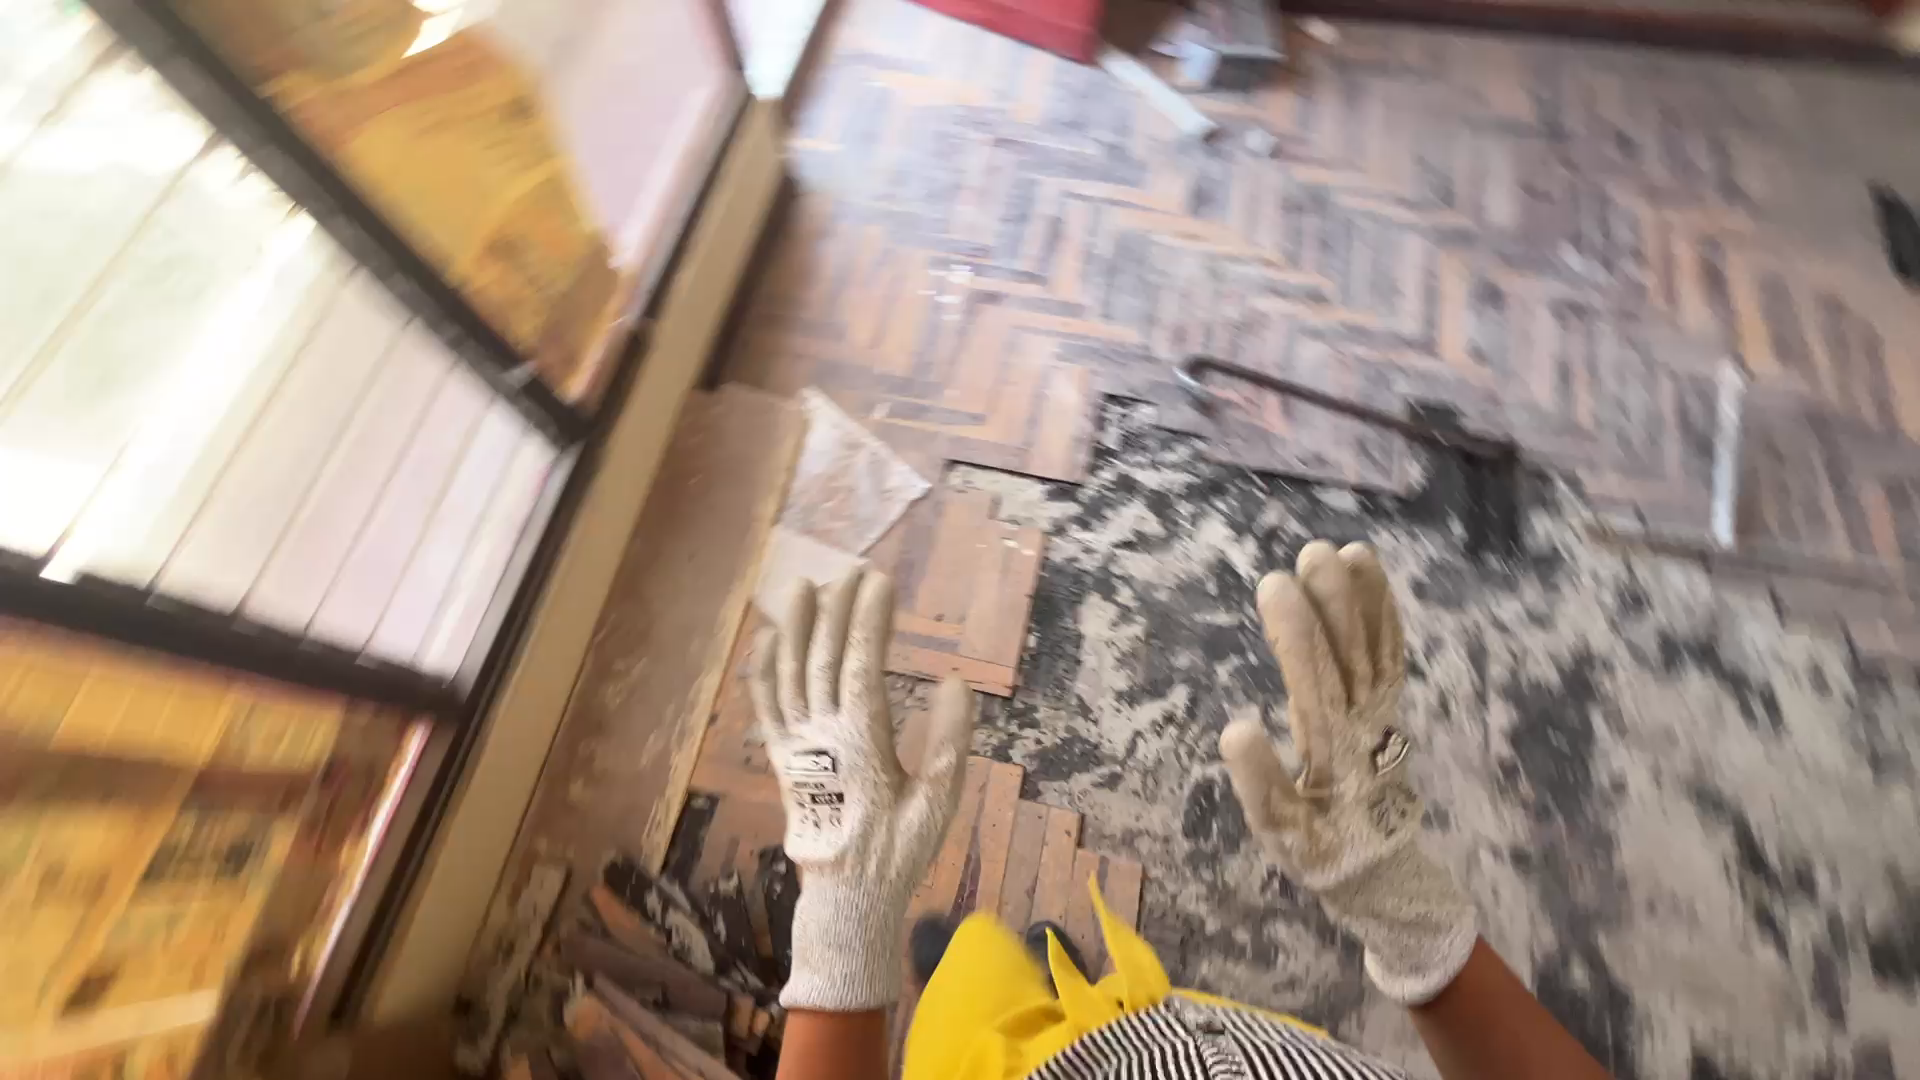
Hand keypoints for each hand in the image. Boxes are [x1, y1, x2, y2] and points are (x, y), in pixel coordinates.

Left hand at [749, 569, 976, 1011]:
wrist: (846, 895)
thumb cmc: (898, 848)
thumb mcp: (938, 802)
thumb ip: (948, 742)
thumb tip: (954, 682)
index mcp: (862, 743)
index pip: (860, 666)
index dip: (868, 621)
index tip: (879, 583)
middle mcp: (822, 736)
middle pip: (822, 659)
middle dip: (836, 610)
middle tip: (851, 571)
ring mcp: (795, 745)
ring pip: (788, 674)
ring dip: (795, 627)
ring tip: (804, 586)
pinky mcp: (780, 757)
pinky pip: (765, 705)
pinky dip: (763, 669)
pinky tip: (767, 639)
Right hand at [1220, 540, 1476, 1004]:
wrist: (1383, 867)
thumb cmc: (1320, 847)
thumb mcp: (1280, 832)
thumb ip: (1260, 783)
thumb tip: (1236, 728)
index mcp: (1334, 753)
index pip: (1316, 685)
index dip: (1298, 635)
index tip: (1276, 585)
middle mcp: (1365, 724)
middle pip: (1353, 658)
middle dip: (1335, 604)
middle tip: (1313, 553)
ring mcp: (1382, 710)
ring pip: (1376, 649)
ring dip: (1363, 599)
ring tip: (1346, 550)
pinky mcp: (1388, 703)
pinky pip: (1390, 651)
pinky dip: (1384, 610)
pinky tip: (1369, 572)